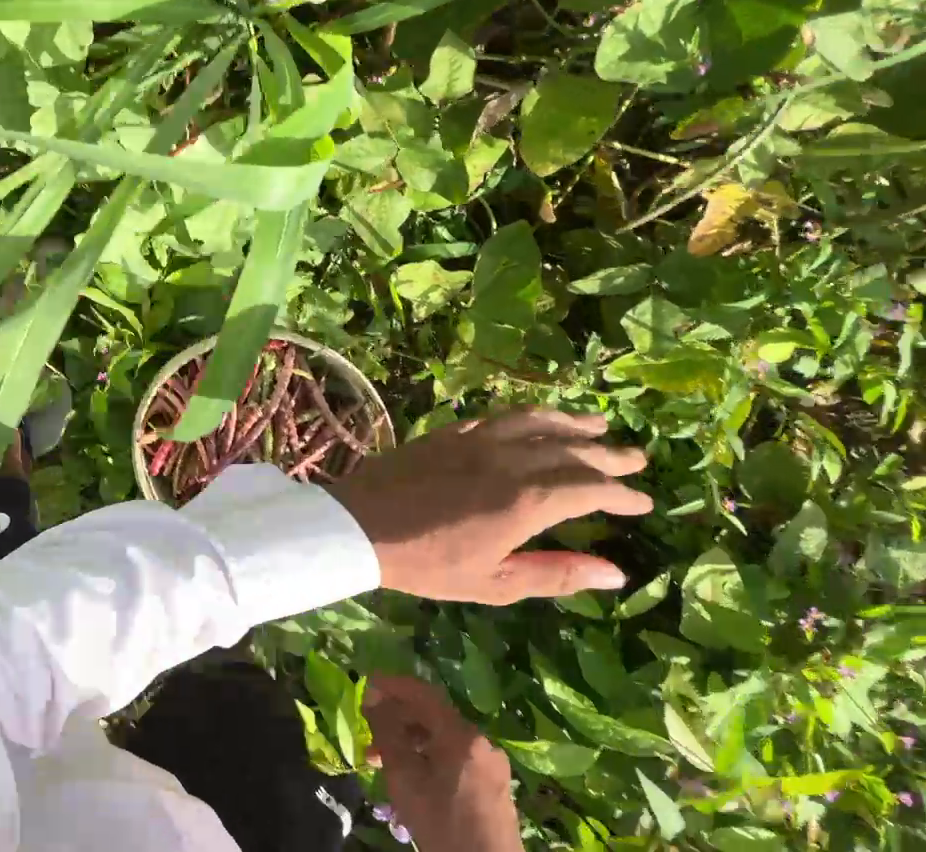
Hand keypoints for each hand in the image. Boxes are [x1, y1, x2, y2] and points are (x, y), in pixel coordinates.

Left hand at [327, 408, 650, 603]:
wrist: (355, 527)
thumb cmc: (424, 563)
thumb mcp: (493, 583)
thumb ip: (555, 575)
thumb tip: (615, 572)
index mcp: (525, 501)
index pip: (590, 489)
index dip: (621, 494)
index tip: (643, 501)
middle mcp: (505, 462)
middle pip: (568, 450)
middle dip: (607, 454)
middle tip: (636, 457)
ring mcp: (471, 442)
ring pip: (531, 422)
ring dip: (568, 422)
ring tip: (596, 423)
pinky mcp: (442, 434)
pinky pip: (492, 418)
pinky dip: (521, 416)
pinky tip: (530, 421)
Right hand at [364, 676, 522, 851]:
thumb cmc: (441, 821)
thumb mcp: (403, 774)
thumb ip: (386, 730)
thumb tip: (372, 696)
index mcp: (462, 735)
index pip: (422, 693)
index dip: (391, 685)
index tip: (365, 685)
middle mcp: (481, 742)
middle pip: (432, 716)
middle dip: (396, 720)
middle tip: (369, 735)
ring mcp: (491, 764)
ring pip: (442, 738)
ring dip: (410, 741)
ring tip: (383, 762)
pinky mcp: (494, 785)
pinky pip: (455, 756)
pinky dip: (428, 756)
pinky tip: (411, 776)